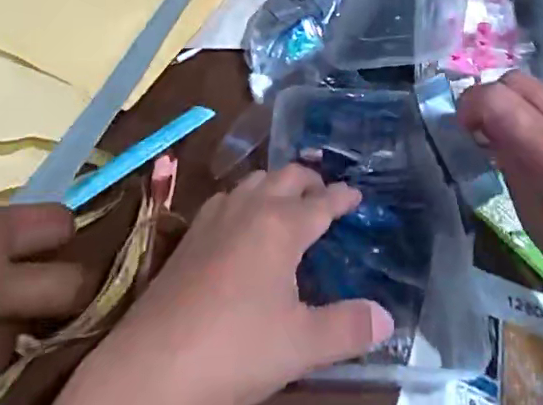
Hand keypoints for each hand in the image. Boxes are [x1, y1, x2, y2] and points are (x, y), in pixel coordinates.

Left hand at [60, 165, 392, 404]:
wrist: (154, 364)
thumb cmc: (236, 348)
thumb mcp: (301, 345)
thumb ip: (348, 328)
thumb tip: (388, 317)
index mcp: (281, 225)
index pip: (321, 202)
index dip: (342, 197)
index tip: (357, 193)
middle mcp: (249, 208)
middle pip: (285, 177)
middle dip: (309, 179)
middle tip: (326, 192)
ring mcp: (215, 217)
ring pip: (253, 181)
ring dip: (276, 183)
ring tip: (288, 199)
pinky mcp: (190, 233)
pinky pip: (227, 197)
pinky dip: (246, 197)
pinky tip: (241, 220)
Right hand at [456, 74, 542, 404]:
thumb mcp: (536, 221)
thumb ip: (512, 169)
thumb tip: (495, 140)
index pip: (494, 96)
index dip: (468, 106)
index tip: (463, 130)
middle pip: (518, 81)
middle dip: (494, 99)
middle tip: (487, 136)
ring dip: (524, 111)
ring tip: (524, 154)